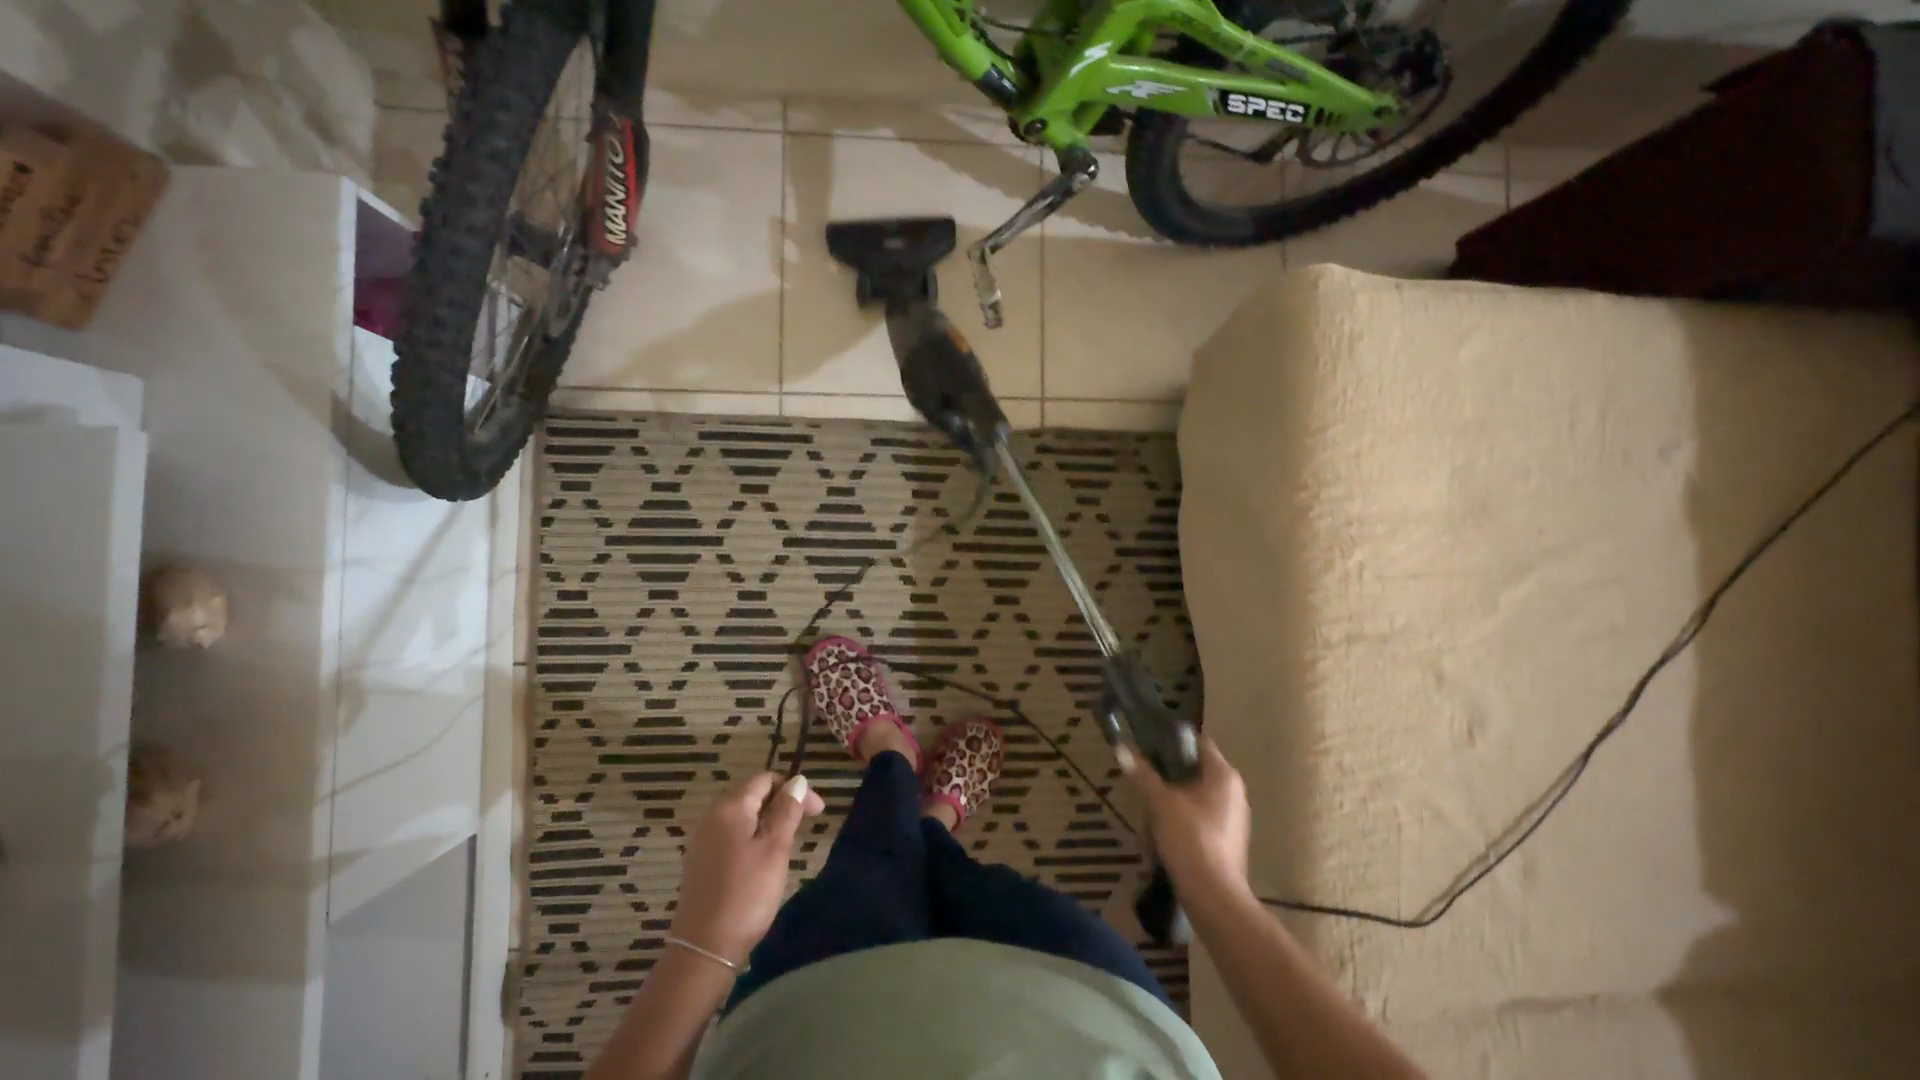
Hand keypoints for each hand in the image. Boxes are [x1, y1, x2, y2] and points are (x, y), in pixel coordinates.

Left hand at [671, 772, 824, 964]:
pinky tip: (763, 860)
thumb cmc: (747, 893)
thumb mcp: (775, 849)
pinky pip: (731, 834)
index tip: (818, 812)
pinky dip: (752, 836)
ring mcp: (702, 839)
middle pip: (752, 794)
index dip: (795, 789)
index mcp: (730, 807)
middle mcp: (711, 815)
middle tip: (806, 826)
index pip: (765, 779)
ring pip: (742, 815)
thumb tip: (798, 781)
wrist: (705, 946)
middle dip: (782, 803)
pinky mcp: (700, 860)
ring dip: (768, 821)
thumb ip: (787, 811)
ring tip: (788, 844)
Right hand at [1120, 737, 1251, 902]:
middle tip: (1144, 795)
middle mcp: (1234, 793)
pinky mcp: (1226, 842)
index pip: (1198, 743)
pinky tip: (1161, 843)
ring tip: (1149, 827)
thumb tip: (1121, 747)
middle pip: (1192, 774)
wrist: (1213, 896)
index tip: (1147, 747)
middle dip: (1164, 785)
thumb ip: (1143, 774)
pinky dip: (1178, 827)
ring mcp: (1232, 819)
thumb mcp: (1161, 803)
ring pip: (1191, 801)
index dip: (1172, 742)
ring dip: (1167, 810)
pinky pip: (1197, 822)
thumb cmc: (1190, 839)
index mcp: (1224, 776)